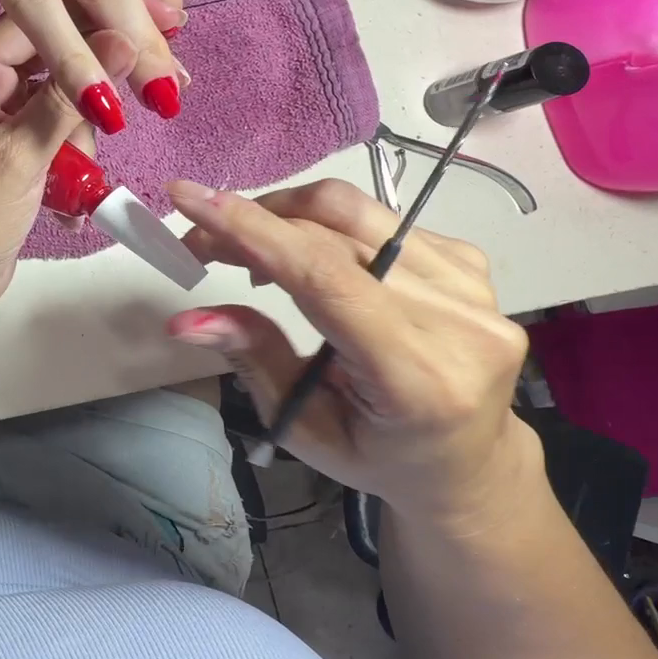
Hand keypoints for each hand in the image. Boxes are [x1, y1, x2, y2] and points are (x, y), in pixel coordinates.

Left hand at [0, 16, 137, 324]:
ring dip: (83, 135)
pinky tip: (73, 197)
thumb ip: (68, 97)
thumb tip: (122, 38)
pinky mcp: (12, 145)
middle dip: (101, 80)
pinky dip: (73, 157)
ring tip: (81, 176)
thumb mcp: (20, 158)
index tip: (158, 15)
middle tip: (165, 86)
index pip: (34, 17)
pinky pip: (57, 130)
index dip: (96, 13)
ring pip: (63, 97)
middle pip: (55, 55)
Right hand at [161, 179, 534, 522]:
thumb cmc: (374, 454)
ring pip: (350, 211)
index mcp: (417, 377)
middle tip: (196, 246)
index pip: (326, 276)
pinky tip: (302, 256)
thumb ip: (254, 358)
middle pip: (329, 236)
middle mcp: (459, 322)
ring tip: (244, 247)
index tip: (187, 198)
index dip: (251, 230)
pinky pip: (374, 218)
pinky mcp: (467, 263)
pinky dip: (318, 224)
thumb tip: (186, 320)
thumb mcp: (301, 426)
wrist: (467, 459)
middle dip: (246, 226)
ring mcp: (471, 287)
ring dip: (279, 215)